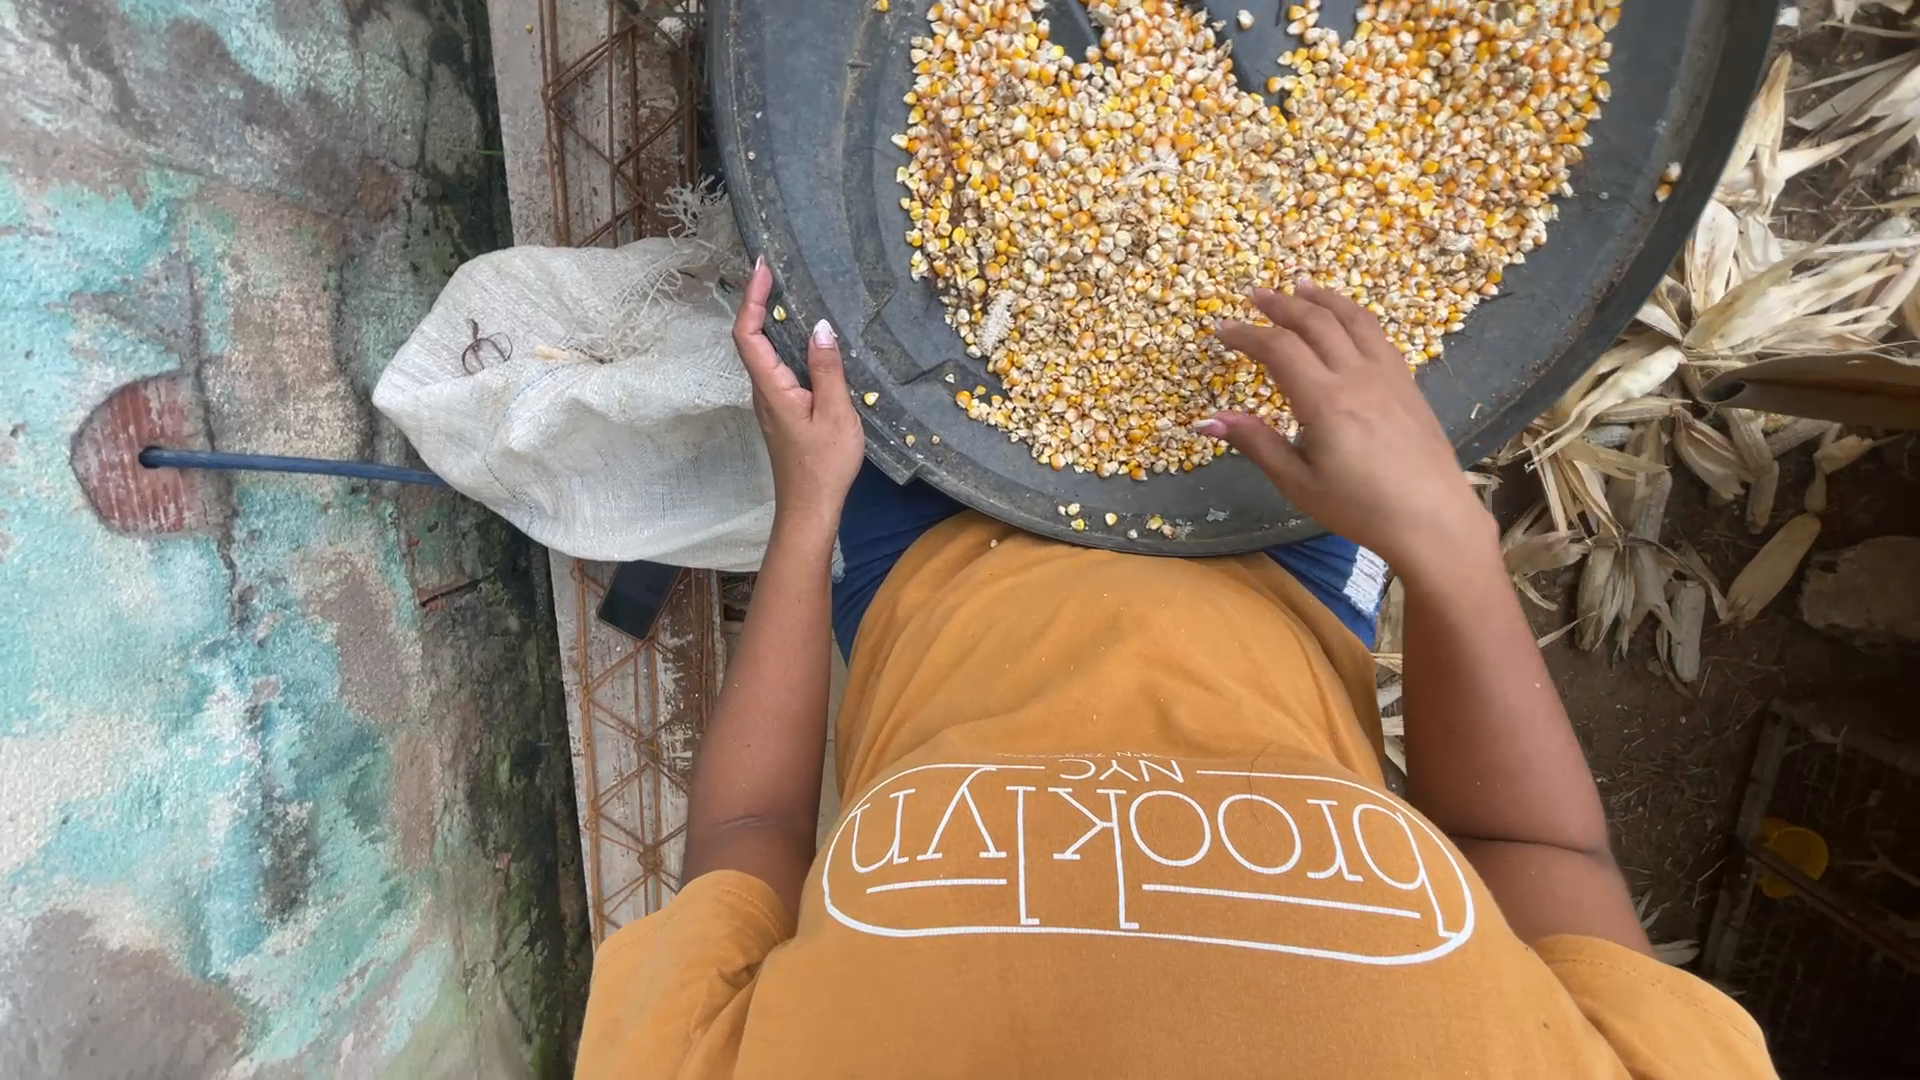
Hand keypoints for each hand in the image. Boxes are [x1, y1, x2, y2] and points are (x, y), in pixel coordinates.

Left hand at [733, 257, 865, 539]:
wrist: (810, 507)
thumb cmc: (824, 465)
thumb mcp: (835, 416)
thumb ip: (827, 371)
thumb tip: (821, 327)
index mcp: (771, 388)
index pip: (748, 334)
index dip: (751, 299)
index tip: (764, 268)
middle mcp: (763, 392)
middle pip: (751, 339)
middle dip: (760, 302)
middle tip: (779, 273)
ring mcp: (771, 403)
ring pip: (764, 354)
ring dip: (772, 323)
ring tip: (794, 297)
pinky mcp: (782, 412)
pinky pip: (778, 368)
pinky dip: (785, 345)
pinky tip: (808, 342)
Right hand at [1201, 282, 1495, 580]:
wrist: (1431, 518)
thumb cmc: (1357, 506)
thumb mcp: (1296, 481)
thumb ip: (1254, 442)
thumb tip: (1206, 421)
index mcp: (1325, 401)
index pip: (1279, 350)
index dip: (1247, 335)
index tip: (1222, 330)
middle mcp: (1358, 377)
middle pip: (1316, 323)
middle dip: (1281, 305)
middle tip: (1254, 295)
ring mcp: (1388, 376)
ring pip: (1353, 319)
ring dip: (1322, 299)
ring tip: (1300, 286)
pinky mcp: (1407, 384)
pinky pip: (1377, 335)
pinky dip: (1354, 315)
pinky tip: (1345, 318)